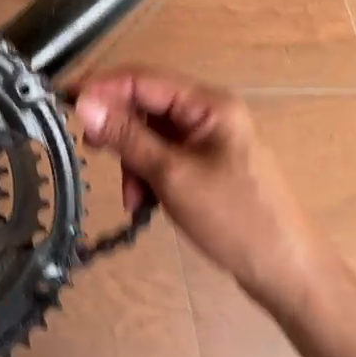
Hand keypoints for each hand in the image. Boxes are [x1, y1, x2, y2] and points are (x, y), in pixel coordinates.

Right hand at [73, 67, 332, 307]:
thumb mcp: (172, 175)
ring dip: (132, 160)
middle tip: (89, 148)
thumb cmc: (236, 219)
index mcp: (208, 104)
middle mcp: (207, 114)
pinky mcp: (206, 166)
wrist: (290, 277)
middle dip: (117, 130)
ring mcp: (208, 140)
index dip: (101, 87)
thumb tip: (82, 103)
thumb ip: (126, 136)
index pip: (141, 79)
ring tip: (130, 195)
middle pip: (144, 105)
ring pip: (149, 134)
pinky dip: (147, 175)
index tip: (65, 102)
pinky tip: (143, 202)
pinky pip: (162, 156)